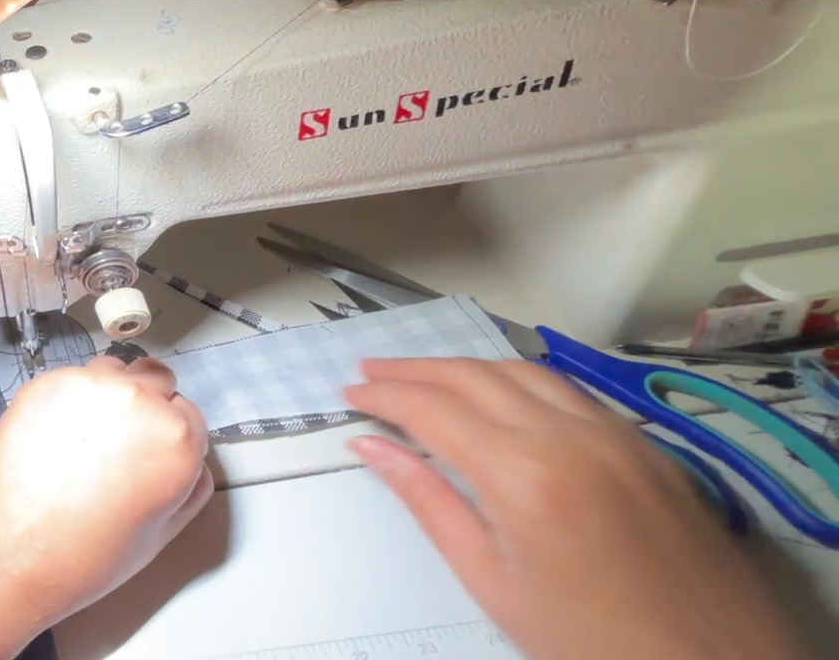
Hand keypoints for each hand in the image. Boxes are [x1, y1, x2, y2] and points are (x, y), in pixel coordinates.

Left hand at [0, 356, 213, 629]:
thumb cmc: (84, 553)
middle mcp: (137, 399)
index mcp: (176, 439)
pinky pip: (73, 377)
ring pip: (114, 370)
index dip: (171, 434)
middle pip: (157, 379)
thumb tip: (186, 456)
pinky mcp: (47, 378)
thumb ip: (188, 484)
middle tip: (122, 439)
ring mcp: (88, 383)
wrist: (8, 546)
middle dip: (147, 402)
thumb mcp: (162, 532)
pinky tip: (55, 432)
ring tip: (87, 435)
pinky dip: (71, 396)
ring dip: (110, 391)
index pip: (189, 414)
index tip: (153, 450)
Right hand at [346, 358, 808, 659]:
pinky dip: (518, 381)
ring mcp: (620, 440)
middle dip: (412, 370)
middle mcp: (572, 439)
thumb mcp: (491, 581)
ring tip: (425, 376)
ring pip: (522, 372)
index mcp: (524, 475)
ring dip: (464, 367)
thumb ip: (427, 500)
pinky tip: (499, 396)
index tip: (348, 395)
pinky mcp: (652, 452)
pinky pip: (571, 392)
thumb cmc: (593, 644)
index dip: (382, 396)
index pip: (431, 409)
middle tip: (370, 373)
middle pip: (472, 376)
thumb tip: (370, 445)